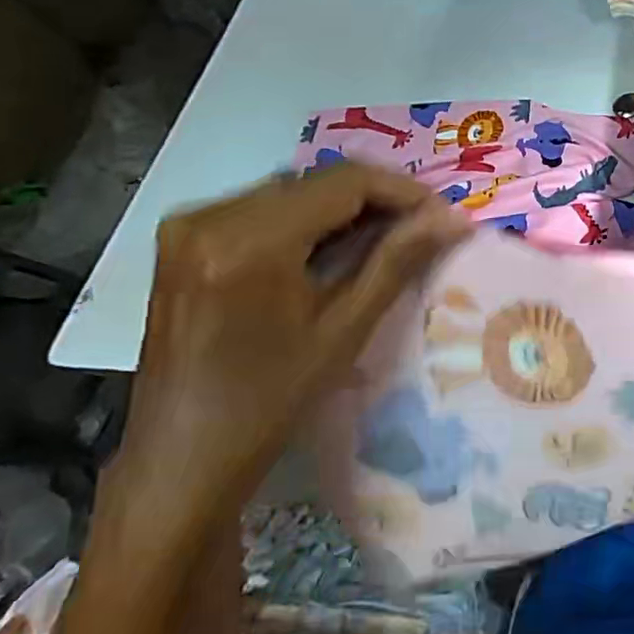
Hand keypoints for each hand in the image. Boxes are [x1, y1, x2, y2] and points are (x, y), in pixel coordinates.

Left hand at [113, 164, 469, 517]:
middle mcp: (209, 214)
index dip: (401, 190)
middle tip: (420, 230)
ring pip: (287, 192)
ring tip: (383, 240)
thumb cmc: (271, 401)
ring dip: (339, 209)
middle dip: (373, 199)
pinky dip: (301, 221)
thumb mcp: (344, 330)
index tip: (442, 214)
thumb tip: (453, 218)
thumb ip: (397, 262)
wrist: (183, 452)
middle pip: (313, 181)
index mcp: (249, 240)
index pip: (342, 181)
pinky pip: (257, 209)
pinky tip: (327, 250)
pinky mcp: (180, 238)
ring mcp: (187, 223)